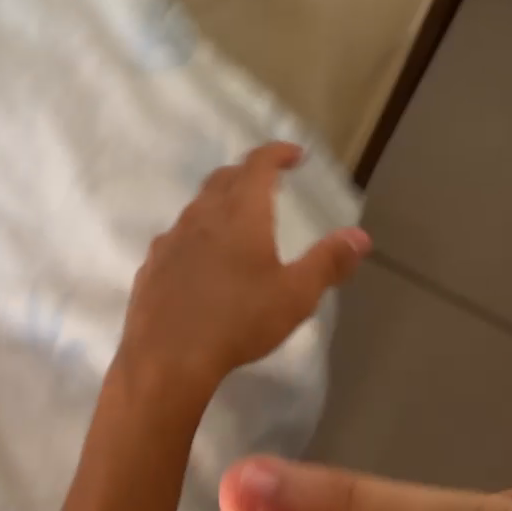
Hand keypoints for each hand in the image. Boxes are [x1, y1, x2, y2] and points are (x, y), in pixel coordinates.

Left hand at [116, 142, 370, 396]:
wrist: (167, 357)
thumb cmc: (238, 321)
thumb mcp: (295, 295)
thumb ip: (328, 262)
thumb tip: (360, 236)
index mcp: (240, 213)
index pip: (258, 164)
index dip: (277, 153)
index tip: (294, 155)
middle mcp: (201, 216)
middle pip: (224, 178)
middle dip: (248, 173)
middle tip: (267, 183)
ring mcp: (171, 239)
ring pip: (197, 207)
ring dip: (220, 203)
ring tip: (237, 222)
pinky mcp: (152, 265)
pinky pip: (177, 237)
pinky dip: (196, 235)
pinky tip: (202, 261)